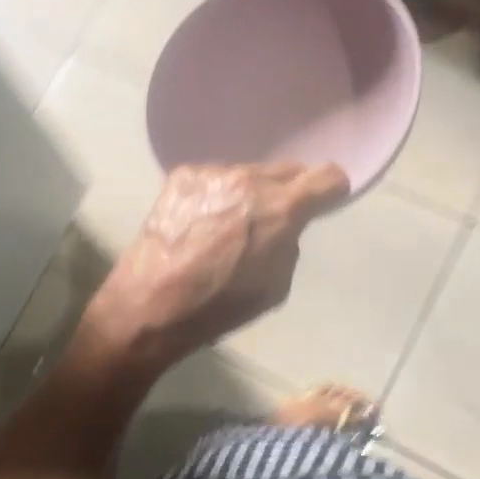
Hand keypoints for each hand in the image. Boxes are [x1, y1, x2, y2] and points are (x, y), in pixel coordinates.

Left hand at [86, 162, 349, 368]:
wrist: (150, 306)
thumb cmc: (218, 307)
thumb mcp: (276, 286)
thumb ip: (290, 244)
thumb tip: (286, 227)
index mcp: (281, 209)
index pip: (327, 177)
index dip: (330, 192)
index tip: (323, 205)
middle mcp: (248, 179)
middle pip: (286, 171)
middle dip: (287, 193)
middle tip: (272, 222)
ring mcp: (211, 174)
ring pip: (247, 174)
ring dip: (248, 193)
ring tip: (227, 226)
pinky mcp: (181, 176)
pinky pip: (214, 179)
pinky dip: (216, 195)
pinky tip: (199, 222)